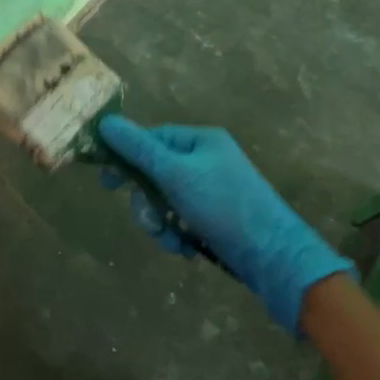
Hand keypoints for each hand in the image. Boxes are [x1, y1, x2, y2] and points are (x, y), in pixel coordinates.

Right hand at [98, 114, 353, 334]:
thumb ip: (138, 149)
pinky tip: (186, 249)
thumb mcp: (176, 174)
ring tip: (173, 241)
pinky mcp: (214, 218)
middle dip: (148, 201)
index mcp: (200, 141)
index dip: (127, 158)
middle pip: (155, 173)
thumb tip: (104, 122)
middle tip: (152, 221)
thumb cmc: (224, 206)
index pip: (151, 139)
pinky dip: (177, 234)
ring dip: (162, 223)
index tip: (106, 182)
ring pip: (165, 200)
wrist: (275, 257)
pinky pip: (181, 219)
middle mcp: (206, 160)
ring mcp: (211, 190)